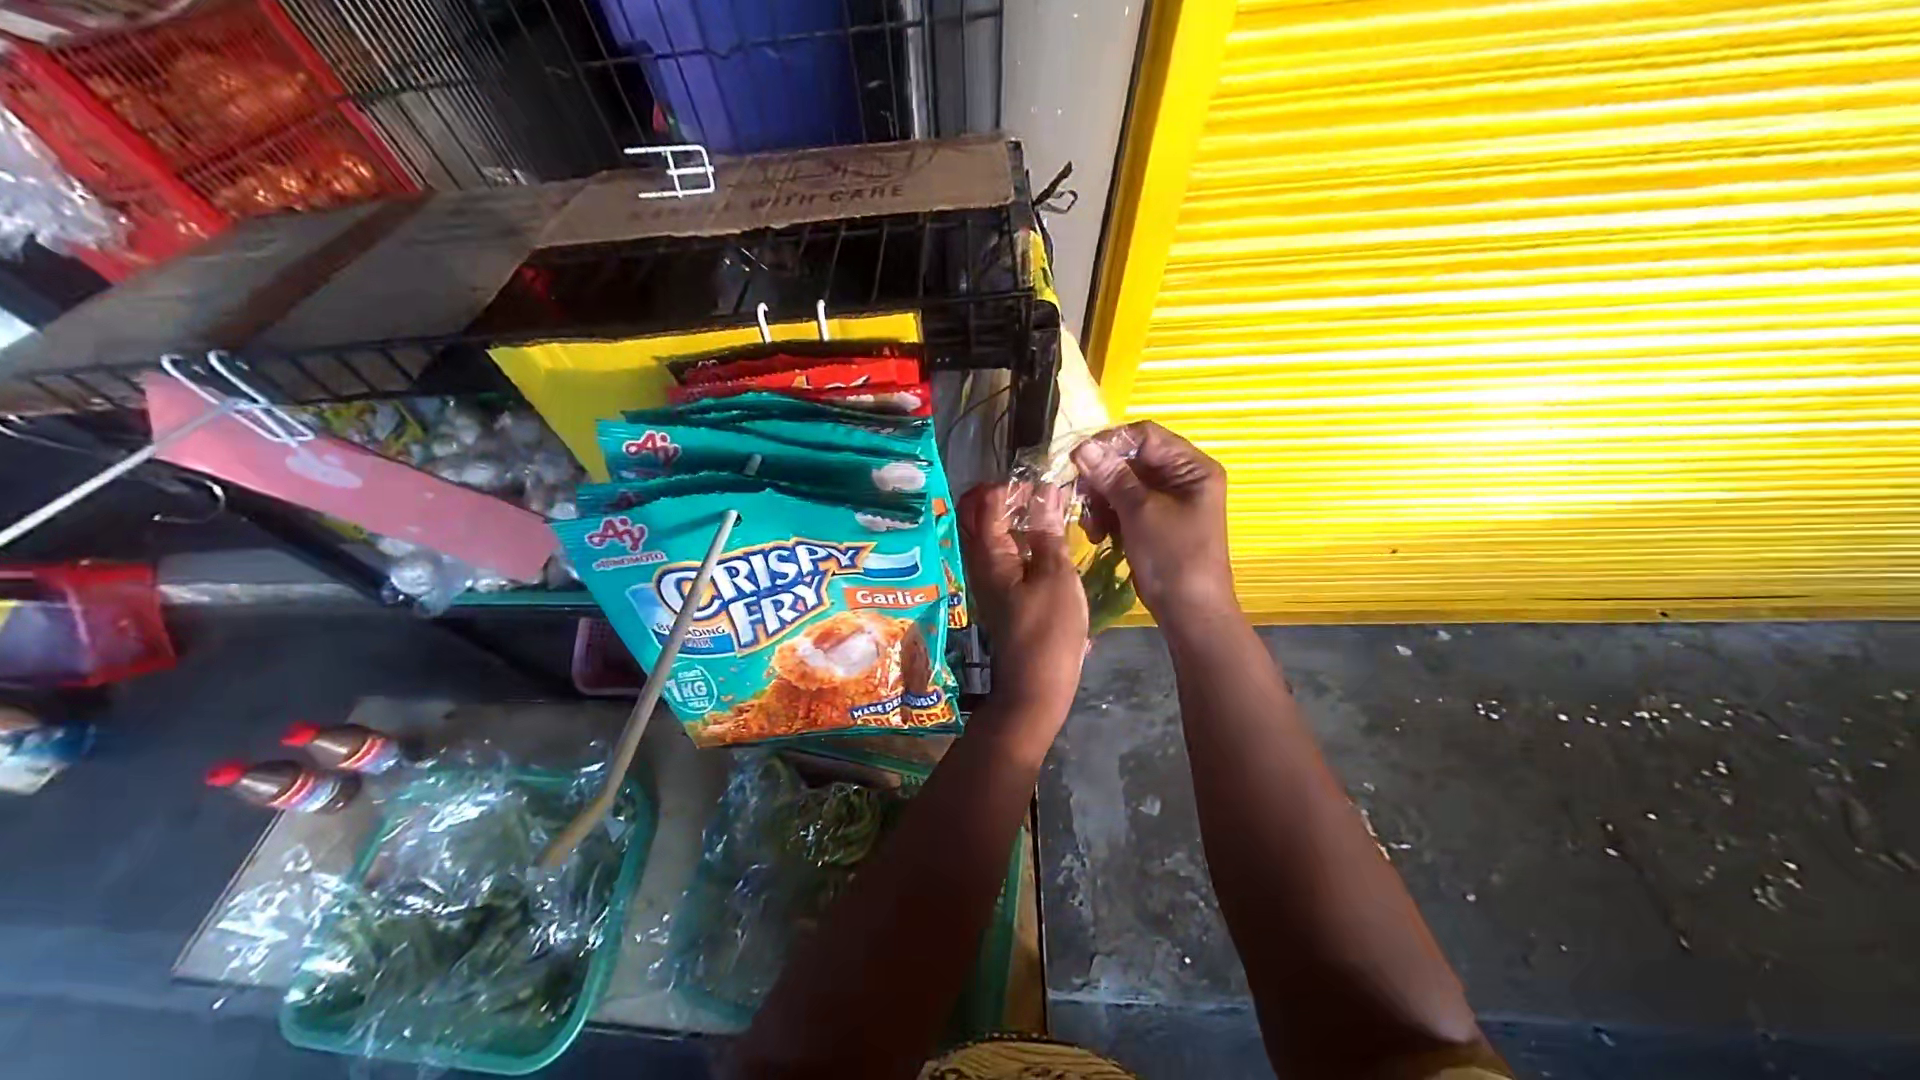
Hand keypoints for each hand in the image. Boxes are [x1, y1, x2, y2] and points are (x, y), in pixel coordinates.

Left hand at [959, 484, 1089, 727]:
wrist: (1036, 687)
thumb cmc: (1048, 630)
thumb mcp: (1056, 576)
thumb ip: (1049, 532)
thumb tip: (1046, 492)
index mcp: (989, 555)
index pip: (985, 503)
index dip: (1009, 485)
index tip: (1039, 480)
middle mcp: (980, 563)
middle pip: (980, 517)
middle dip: (1006, 497)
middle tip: (1041, 492)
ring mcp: (989, 580)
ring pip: (992, 536)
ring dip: (1015, 518)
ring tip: (1049, 512)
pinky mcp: (1002, 595)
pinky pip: (1004, 555)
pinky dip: (1021, 540)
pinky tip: (1048, 543)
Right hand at [1072, 421, 1233, 615]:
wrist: (1190, 612)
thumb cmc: (1174, 558)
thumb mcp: (1141, 513)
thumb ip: (1113, 476)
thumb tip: (1083, 447)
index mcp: (1192, 468)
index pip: (1146, 436)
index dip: (1110, 443)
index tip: (1078, 459)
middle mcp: (1181, 478)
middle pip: (1130, 459)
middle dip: (1102, 478)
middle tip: (1080, 498)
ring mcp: (1166, 501)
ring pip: (1121, 484)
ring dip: (1100, 500)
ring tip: (1092, 526)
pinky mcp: (1151, 522)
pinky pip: (1122, 506)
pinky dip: (1107, 516)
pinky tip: (1097, 535)